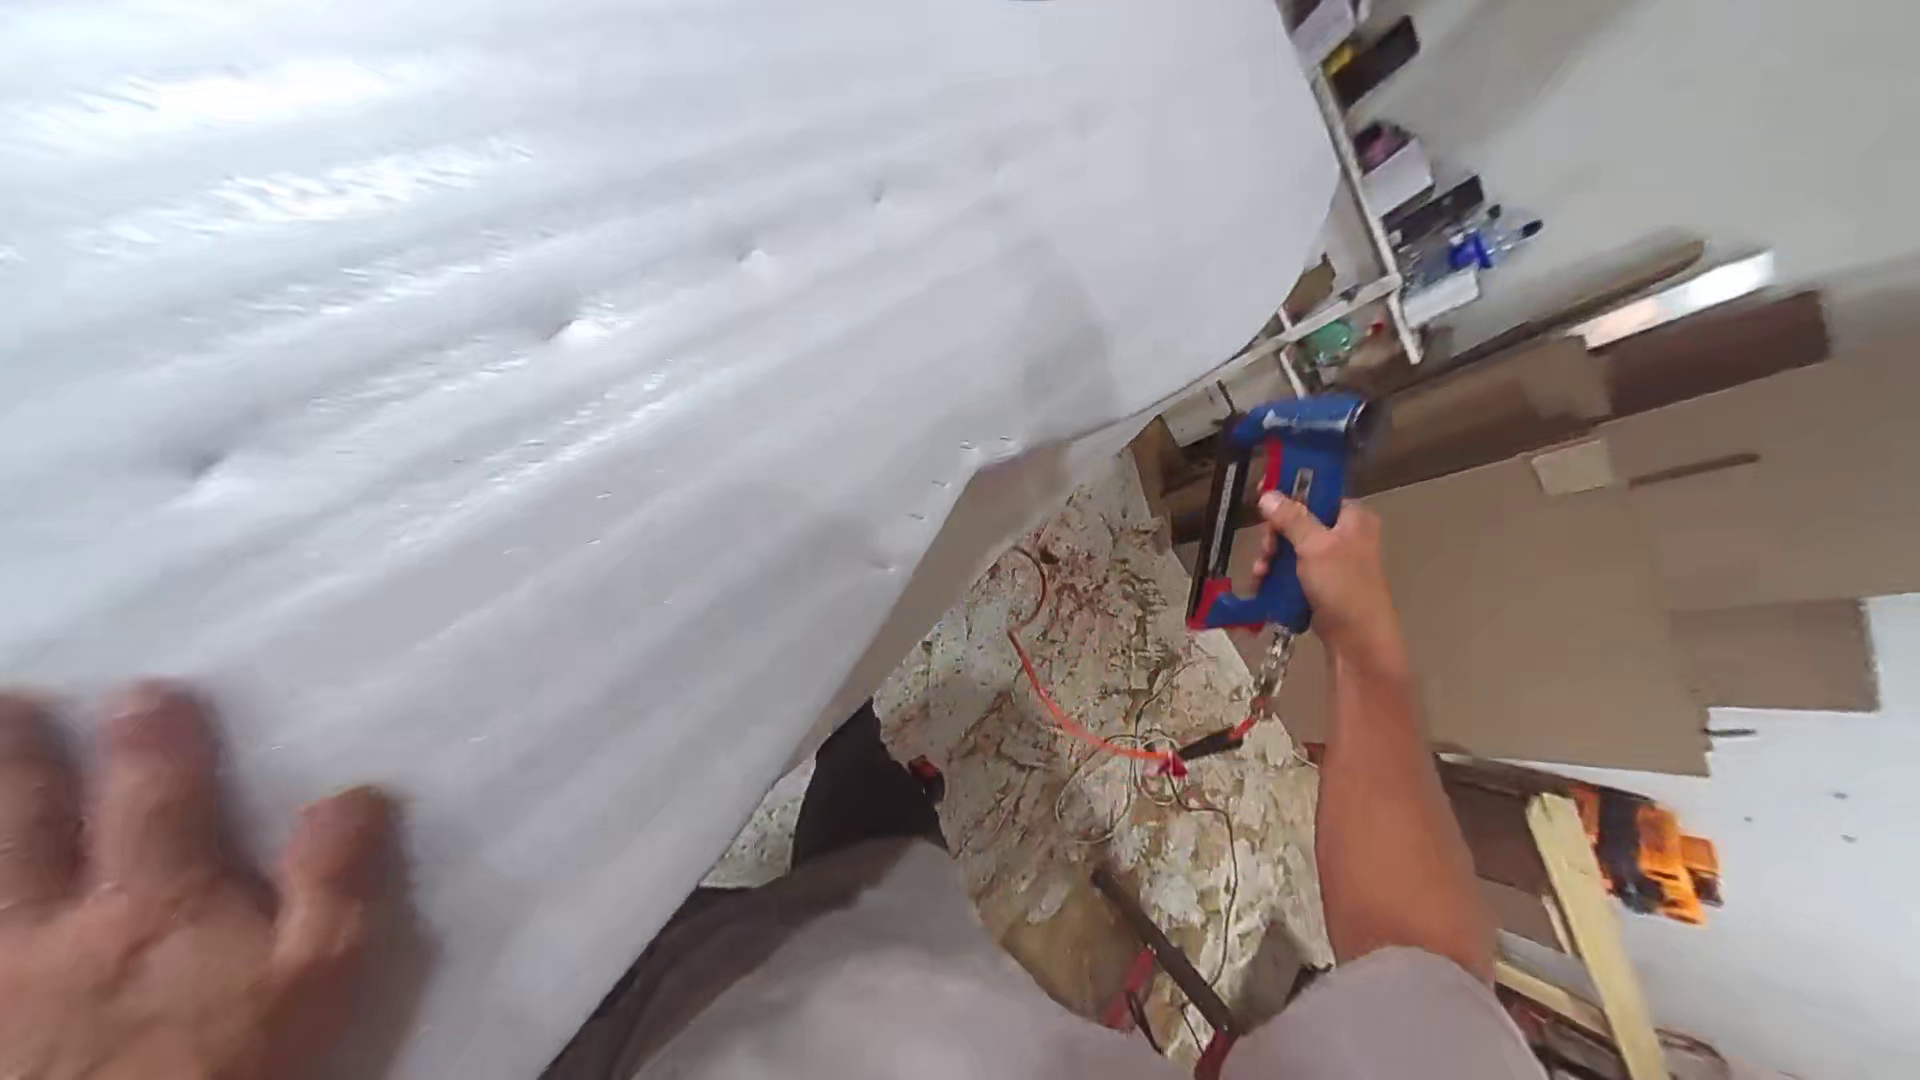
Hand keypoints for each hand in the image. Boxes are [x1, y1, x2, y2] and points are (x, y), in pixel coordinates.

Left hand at [0, 681, 391, 1079]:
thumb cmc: (235, 1060)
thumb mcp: (321, 971)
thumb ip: (338, 878)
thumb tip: (355, 791)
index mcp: (160, 905)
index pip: (158, 802)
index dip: (154, 743)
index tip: (143, 690)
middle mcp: (49, 931)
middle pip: (24, 827)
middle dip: (17, 758)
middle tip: (10, 698)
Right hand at [1253, 492, 1408, 676]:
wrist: (1357, 640)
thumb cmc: (1344, 587)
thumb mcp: (1316, 547)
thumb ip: (1291, 518)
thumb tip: (1267, 495)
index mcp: (1352, 517)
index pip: (1316, 493)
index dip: (1288, 495)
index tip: (1262, 500)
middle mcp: (1344, 534)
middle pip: (1296, 521)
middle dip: (1274, 538)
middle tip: (1266, 552)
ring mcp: (1331, 560)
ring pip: (1289, 547)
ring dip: (1270, 560)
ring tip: (1261, 575)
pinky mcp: (1319, 582)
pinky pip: (1290, 569)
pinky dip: (1275, 576)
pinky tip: (1263, 585)